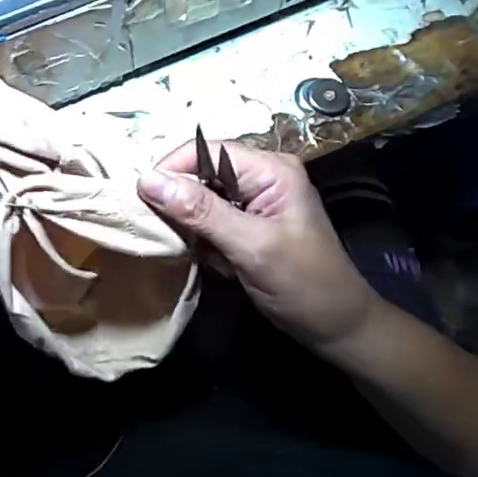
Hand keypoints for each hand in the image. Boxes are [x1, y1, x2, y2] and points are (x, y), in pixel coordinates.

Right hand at [138, 140, 383, 349]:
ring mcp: (255, 199)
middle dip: (180, 200)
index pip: (207, 151)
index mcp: (270, 169)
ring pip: (202, 196)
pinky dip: (202, 238)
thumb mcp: (251, 247)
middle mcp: (261, 175)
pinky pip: (210, 218)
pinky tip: (212, 260)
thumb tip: (148, 180)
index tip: (139, 198)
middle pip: (201, 171)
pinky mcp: (248, 223)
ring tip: (199, 251)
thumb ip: (200, 211)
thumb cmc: (303, 284)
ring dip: (191, 224)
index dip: (171, 168)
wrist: (337, 326)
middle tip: (164, 231)